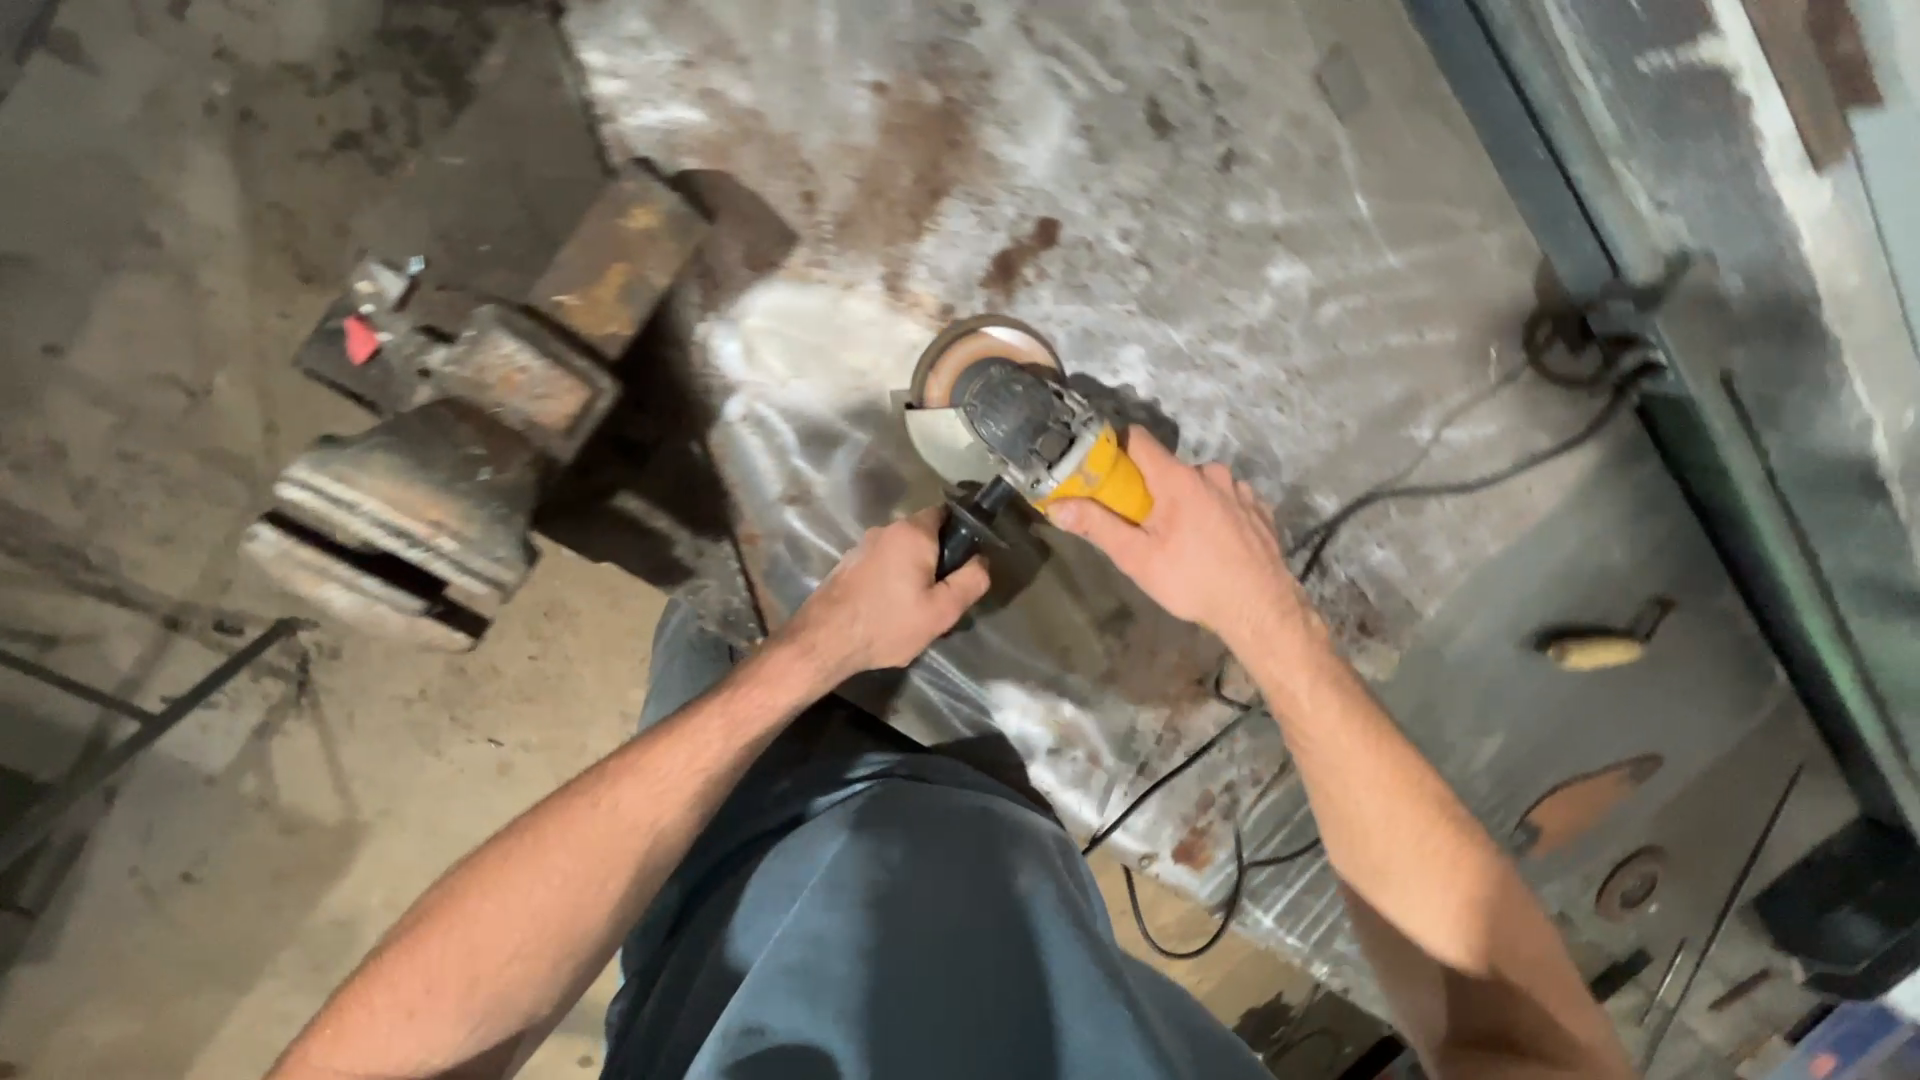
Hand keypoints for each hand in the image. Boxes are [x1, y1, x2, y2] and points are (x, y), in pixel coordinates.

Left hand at [773, 505, 990, 682]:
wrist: (824, 640)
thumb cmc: (888, 623)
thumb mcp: (942, 610)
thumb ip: (971, 581)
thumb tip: (982, 560)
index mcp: (913, 533)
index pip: (946, 514)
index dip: (961, 535)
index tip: (965, 565)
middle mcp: (885, 530)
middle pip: (923, 537)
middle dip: (936, 561)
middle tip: (941, 598)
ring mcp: (862, 546)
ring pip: (900, 554)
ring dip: (911, 574)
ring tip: (913, 611)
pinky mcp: (847, 565)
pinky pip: (881, 566)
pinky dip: (889, 582)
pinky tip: (888, 612)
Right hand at [1047, 428, 1322, 653]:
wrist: (1261, 609)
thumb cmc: (1193, 581)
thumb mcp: (1136, 558)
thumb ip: (1097, 526)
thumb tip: (1057, 506)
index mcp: (1178, 478)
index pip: (1138, 439)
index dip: (1117, 451)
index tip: (1105, 475)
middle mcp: (1211, 474)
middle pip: (1168, 468)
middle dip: (1153, 490)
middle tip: (1144, 526)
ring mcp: (1241, 490)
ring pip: (1201, 484)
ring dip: (1187, 503)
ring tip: (1184, 541)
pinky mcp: (1260, 509)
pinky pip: (1228, 500)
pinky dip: (1216, 514)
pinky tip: (1215, 545)